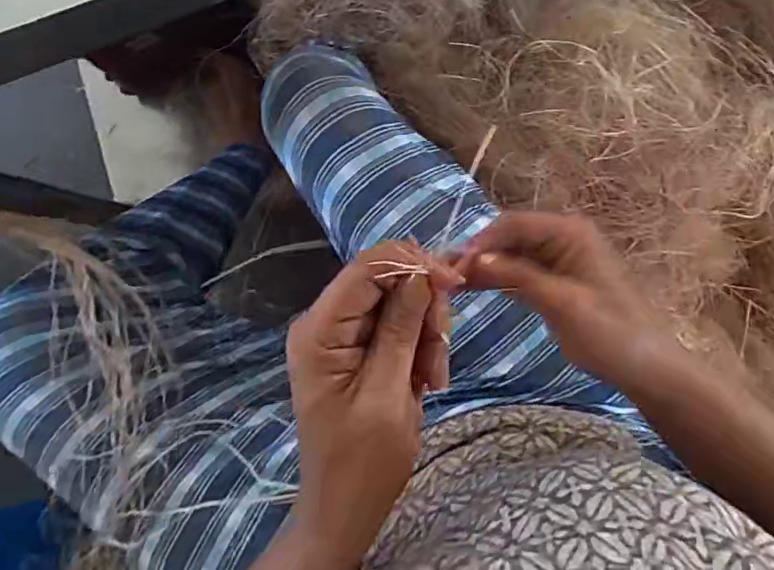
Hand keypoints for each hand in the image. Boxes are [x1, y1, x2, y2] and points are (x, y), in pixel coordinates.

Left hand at [284, 241, 457, 565]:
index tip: (454, 283)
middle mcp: (323, 319)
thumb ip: (401, 329)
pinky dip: (417, 346)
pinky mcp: (353, 345)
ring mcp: (337, 332)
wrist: (342, 510)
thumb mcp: (387, 397)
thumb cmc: (362, 463)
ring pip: (395, 301)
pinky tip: (423, 380)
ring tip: (431, 378)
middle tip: (440, 352)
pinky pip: (394, 325)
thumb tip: (421, 273)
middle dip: (422, 308)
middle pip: (384, 280)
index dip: (412, 263)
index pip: (366, 267)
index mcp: (319, 328)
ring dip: (424, 333)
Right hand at [453, 211, 665, 380]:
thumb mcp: (562, 303)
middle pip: (508, 236)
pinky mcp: (553, 281)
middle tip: (446, 273)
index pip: (513, 223)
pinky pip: (517, 272)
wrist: (649, 372)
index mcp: (568, 231)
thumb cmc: (611, 332)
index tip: (455, 263)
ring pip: (509, 254)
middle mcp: (560, 237)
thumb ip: (517, 276)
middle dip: (478, 253)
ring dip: (483, 266)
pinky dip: (496, 279)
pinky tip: (472, 288)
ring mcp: (557, 259)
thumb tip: (473, 259)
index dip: (482, 240)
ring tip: (452, 281)